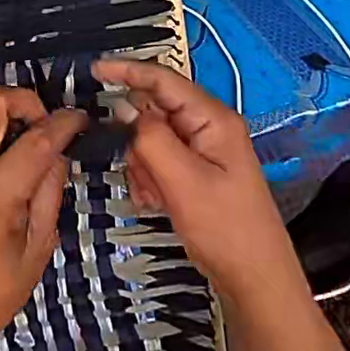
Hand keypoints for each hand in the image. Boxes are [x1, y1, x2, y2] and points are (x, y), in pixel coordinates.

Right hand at [94, 59, 304, 305]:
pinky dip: (149, 178)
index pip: (163, 79)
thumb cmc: (225, 230)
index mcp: (212, 118)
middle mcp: (206, 126)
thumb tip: (125, 108)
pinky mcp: (194, 170)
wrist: (255, 281)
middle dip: (137, 140)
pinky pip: (156, 159)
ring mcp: (201, 148)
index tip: (93, 69)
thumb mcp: (183, 182)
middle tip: (142, 175)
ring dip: (143, 164)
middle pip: (153, 110)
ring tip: (156, 195)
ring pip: (150, 137)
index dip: (127, 70)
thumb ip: (150, 138)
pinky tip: (158, 202)